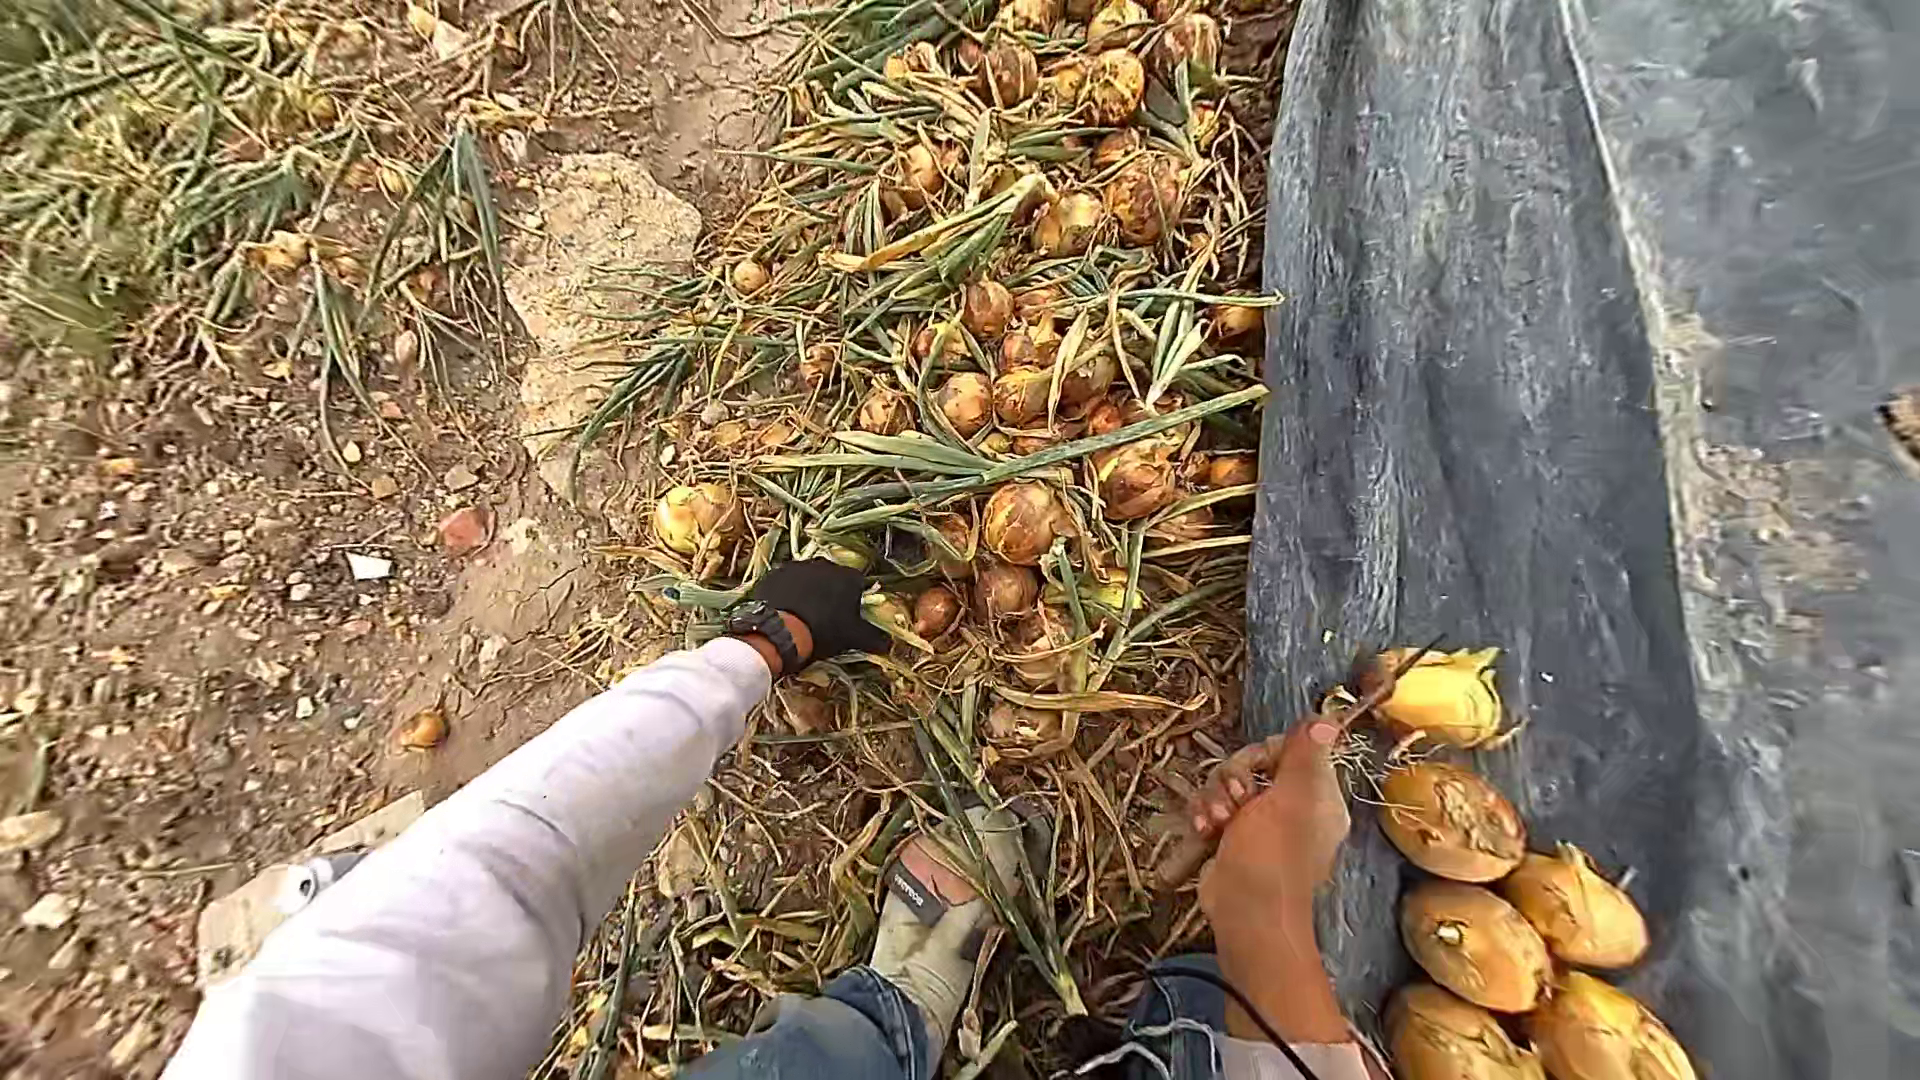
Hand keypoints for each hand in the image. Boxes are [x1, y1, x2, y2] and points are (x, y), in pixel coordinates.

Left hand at [743, 559, 889, 666]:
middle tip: (824, 616)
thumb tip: (888, 644)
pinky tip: (783, 610)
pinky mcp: (773, 573)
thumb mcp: (853, 638)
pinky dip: (786, 592)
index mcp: (848, 577)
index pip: (857, 584)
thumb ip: (873, 638)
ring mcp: (797, 566)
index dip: (853, 600)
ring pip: (807, 578)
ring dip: (807, 591)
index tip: (847, 616)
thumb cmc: (823, 631)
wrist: (779, 631)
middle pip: (832, 578)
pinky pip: (784, 582)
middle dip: (830, 592)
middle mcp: (825, 565)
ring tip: (801, 614)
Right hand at [1197, 718, 1347, 926]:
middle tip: (1234, 799)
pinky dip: (1204, 813)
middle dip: (1231, 777)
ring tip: (1215, 820)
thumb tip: (1331, 719)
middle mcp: (1290, 805)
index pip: (1284, 750)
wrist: (1244, 910)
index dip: (1261, 754)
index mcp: (1315, 796)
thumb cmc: (1273, 855)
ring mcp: (1258, 821)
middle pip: (1248, 765)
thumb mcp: (1292, 800)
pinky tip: (1203, 828)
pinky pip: (1212, 805)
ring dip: (1213, 797)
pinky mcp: (1231, 834)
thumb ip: (1305, 757)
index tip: (1253, 769)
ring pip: (1225, 784)